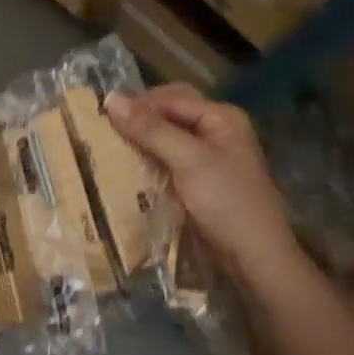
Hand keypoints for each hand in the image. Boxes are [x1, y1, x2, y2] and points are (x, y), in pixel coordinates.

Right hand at [105, 84, 295, 275]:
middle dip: (140, 120)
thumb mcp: (188, 160)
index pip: (171, 98)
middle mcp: (216, 132)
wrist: (253, 256)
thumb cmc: (226, 201)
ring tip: (107, 147)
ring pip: (167, 139)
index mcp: (221, 117)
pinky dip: (148, 163)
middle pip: (170, 115)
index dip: (138, 103)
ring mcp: (209, 158)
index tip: (100, 113)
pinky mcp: (199, 183)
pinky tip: (127, 170)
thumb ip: (151, 129)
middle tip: (104, 129)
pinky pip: (168, 163)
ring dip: (141, 142)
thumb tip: (111, 98)